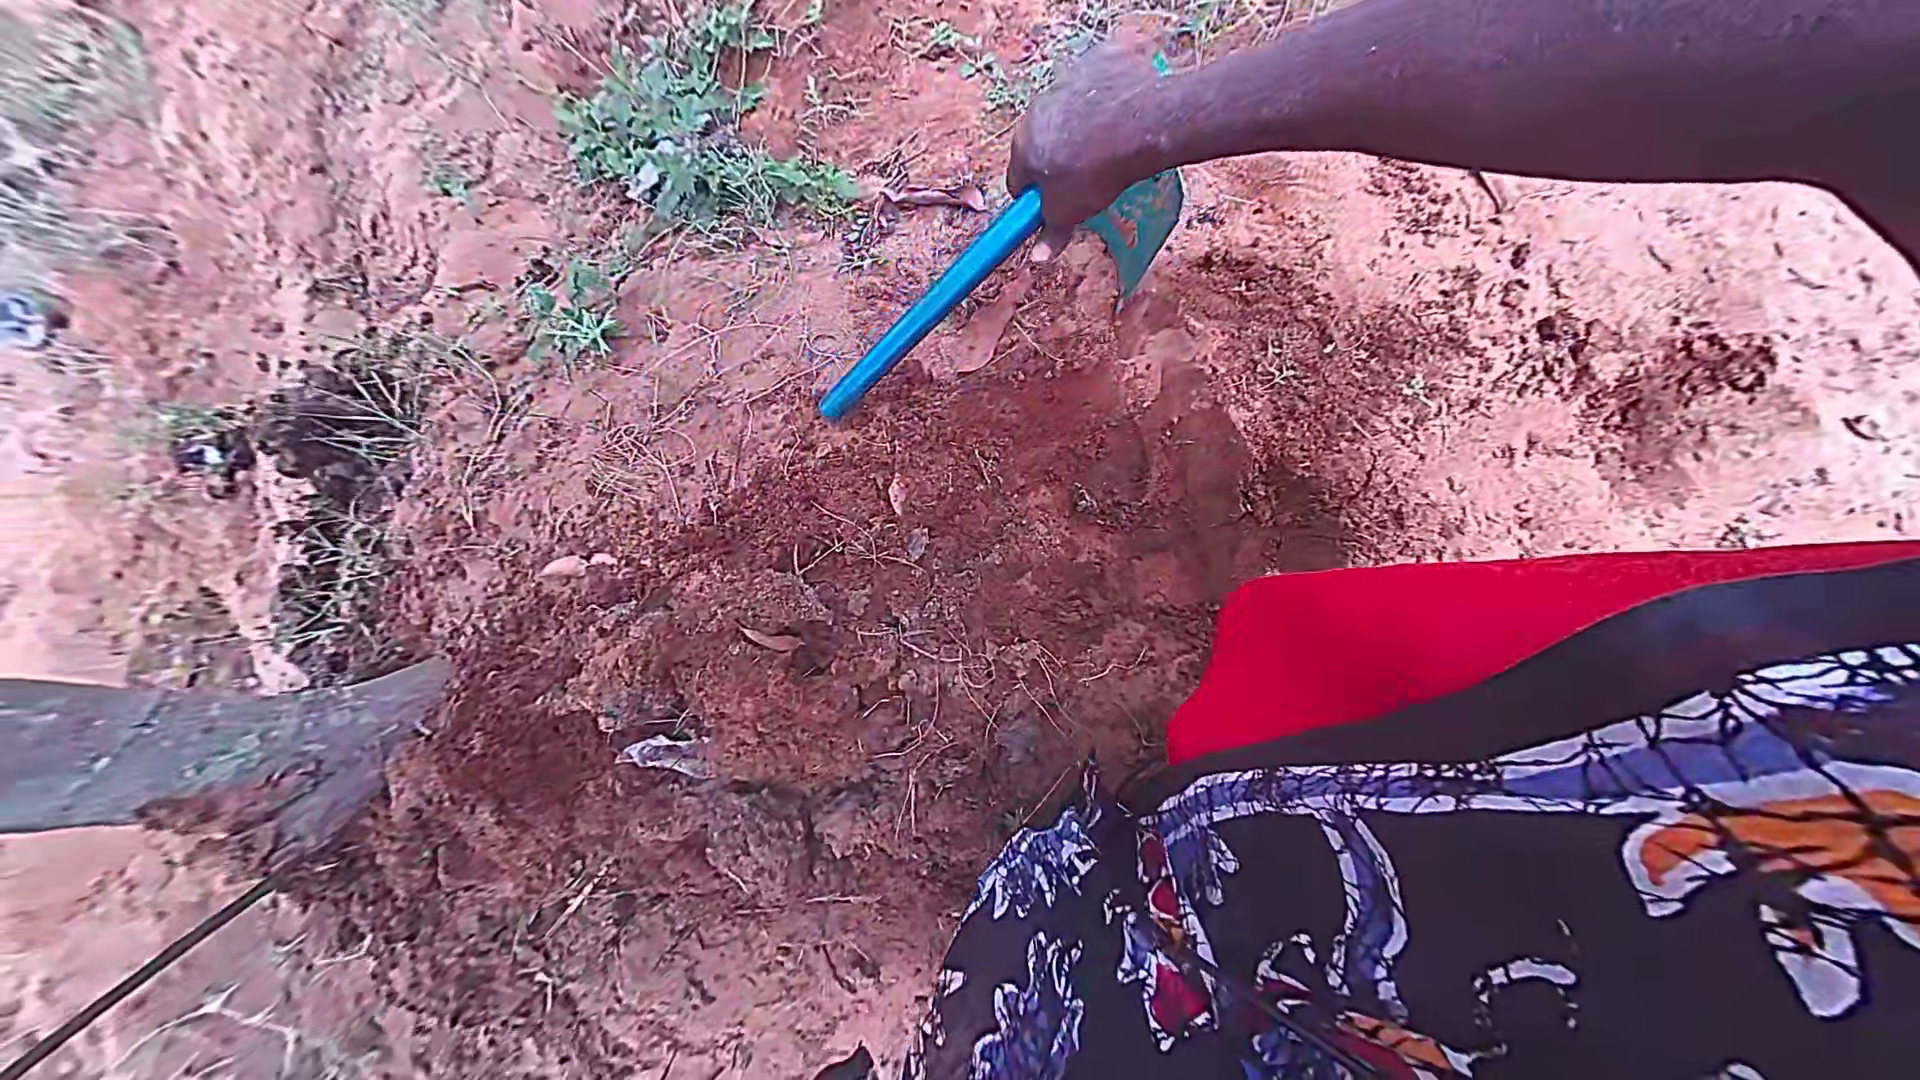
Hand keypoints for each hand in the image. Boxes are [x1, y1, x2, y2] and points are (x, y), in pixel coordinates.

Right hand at [1006, 37, 1163, 261]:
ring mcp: (1066, 82)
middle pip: (1038, 146)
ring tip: (1105, 153)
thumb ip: (1050, 234)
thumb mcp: (1069, 213)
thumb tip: (1038, 259)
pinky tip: (1118, 121)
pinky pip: (1093, 89)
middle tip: (1081, 182)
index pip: (1017, 180)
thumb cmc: (1096, 173)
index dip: (1034, 198)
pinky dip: (1101, 104)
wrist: (1142, 125)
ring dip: (1075, 134)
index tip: (1051, 206)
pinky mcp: (1097, 63)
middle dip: (1053, 164)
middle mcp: (1035, 110)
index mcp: (1022, 146)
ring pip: (1064, 117)